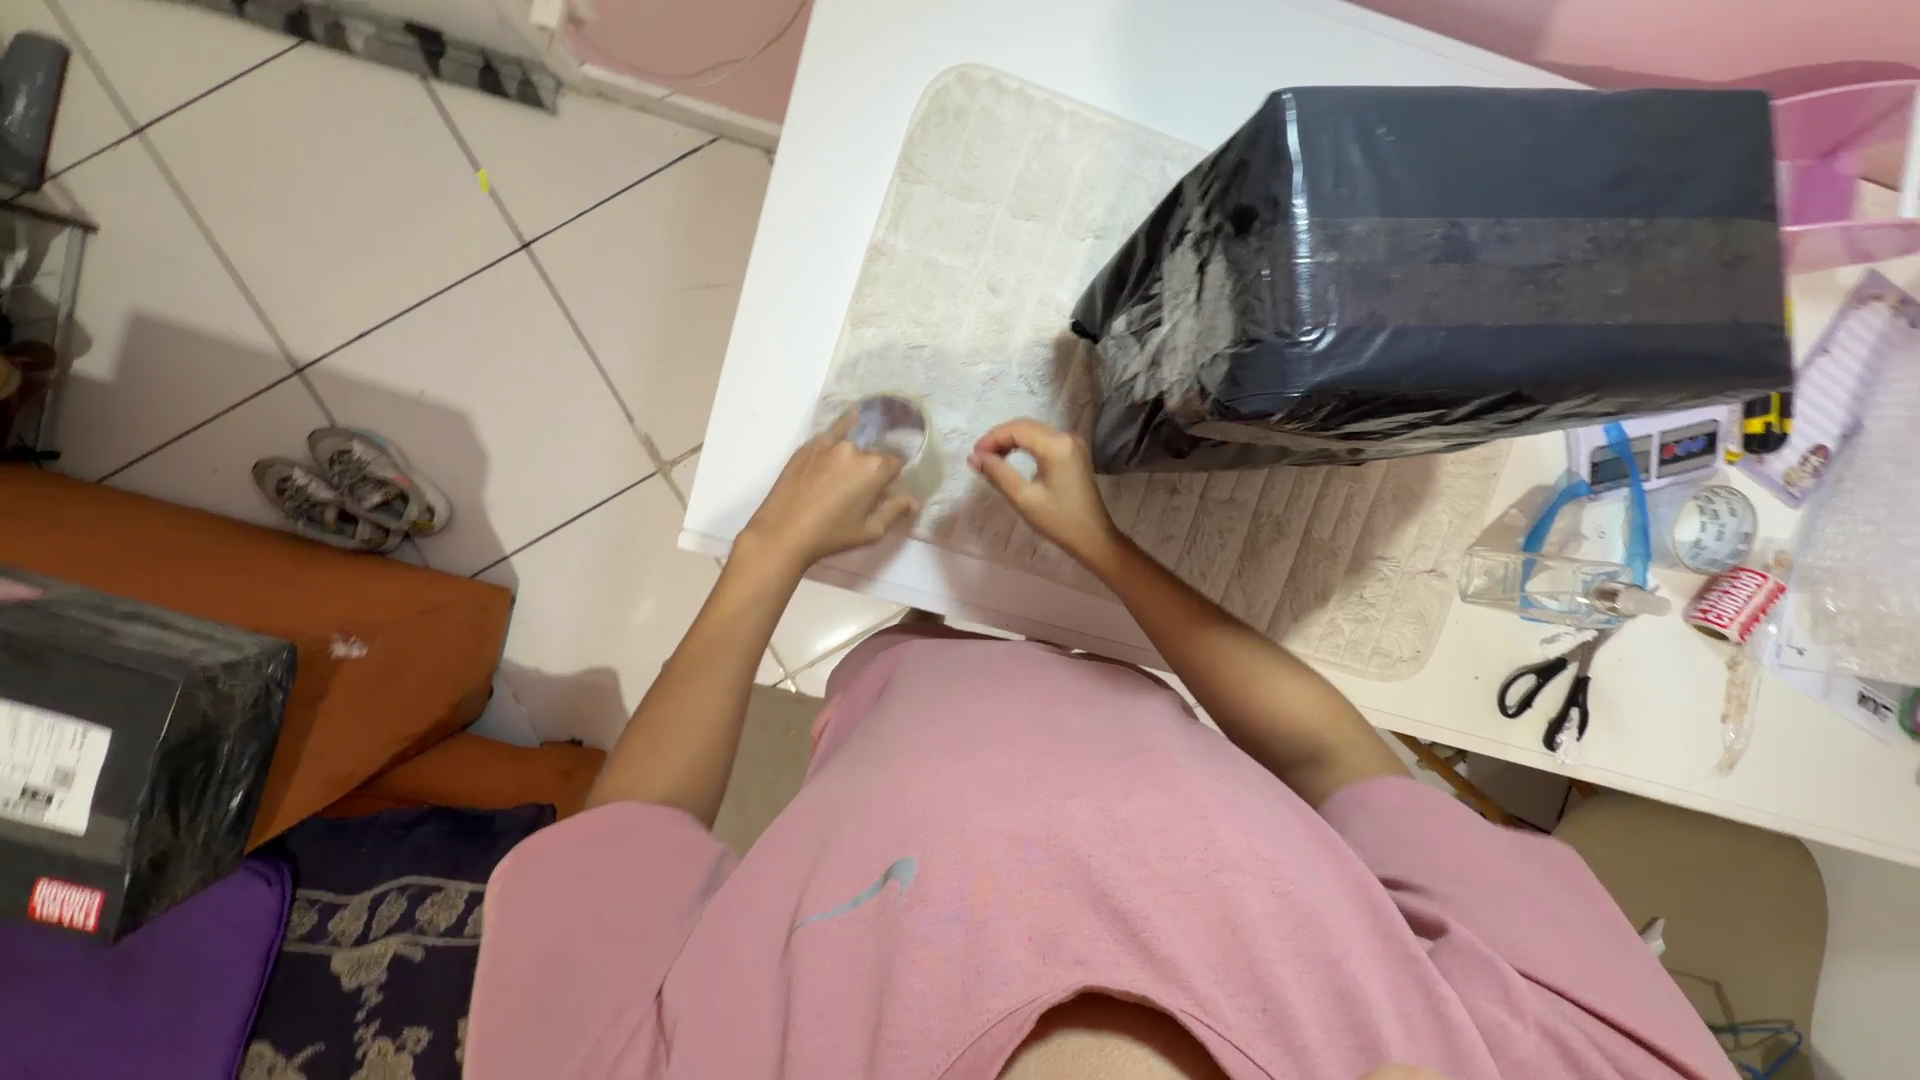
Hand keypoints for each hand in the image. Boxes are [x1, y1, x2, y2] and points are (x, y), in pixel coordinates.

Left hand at [739, 412, 920, 571]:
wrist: (782, 532)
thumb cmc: (831, 535)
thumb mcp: (870, 531)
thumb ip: (895, 511)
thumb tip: (914, 501)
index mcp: (875, 468)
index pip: (897, 461)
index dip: (895, 474)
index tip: (889, 486)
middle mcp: (855, 449)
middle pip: (874, 451)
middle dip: (875, 465)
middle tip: (864, 485)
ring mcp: (828, 443)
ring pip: (853, 439)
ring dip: (857, 449)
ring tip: (853, 459)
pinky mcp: (807, 446)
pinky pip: (831, 433)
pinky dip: (841, 430)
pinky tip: (845, 426)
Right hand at [969, 419, 1120, 566]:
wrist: (1093, 537)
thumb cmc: (1059, 520)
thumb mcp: (1023, 498)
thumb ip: (997, 473)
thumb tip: (974, 457)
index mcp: (1056, 445)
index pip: (1017, 429)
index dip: (992, 438)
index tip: (974, 455)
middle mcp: (1067, 437)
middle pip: (1026, 426)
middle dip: (1000, 438)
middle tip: (980, 457)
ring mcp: (1073, 444)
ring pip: (1035, 431)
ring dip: (1011, 440)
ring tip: (992, 459)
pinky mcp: (1074, 453)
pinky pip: (1044, 440)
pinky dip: (1025, 445)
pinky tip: (1012, 459)